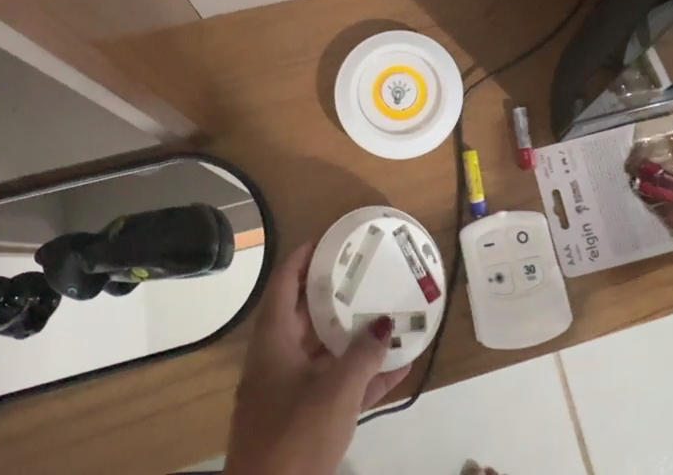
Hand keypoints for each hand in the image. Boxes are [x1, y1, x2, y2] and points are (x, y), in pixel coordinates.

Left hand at [223, 243, 411, 474]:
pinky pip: (336, 387)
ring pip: (325, 353)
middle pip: (306, 316)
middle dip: (336, 296)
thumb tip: (384, 324)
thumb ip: (363, 355)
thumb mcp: (336, 390)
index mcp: (272, 341)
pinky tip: (399, 370)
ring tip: (391, 316)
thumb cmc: (294, 434)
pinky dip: (362, 378)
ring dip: (356, 339)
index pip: (284, 284)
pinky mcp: (302, 421)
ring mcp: (288, 392)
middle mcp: (277, 359)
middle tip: (368, 273)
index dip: (303, 258)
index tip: (329, 239)